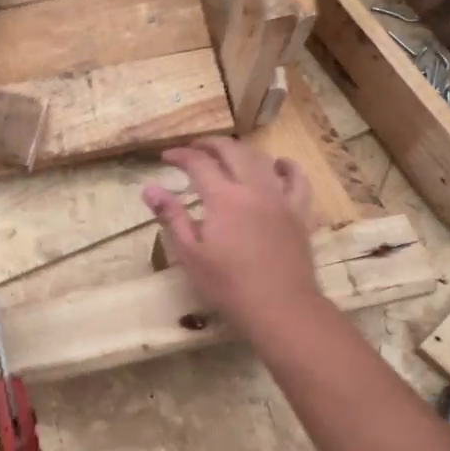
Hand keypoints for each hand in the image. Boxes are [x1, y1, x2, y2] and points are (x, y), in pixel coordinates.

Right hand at [142, 139, 320, 332]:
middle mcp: (253, 188)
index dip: (180, 156)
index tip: (166, 157)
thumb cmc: (227, 285)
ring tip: (226, 154)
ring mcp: (280, 198)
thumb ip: (172, 217)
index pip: (198, 163)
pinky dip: (287, 166)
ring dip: (241, 151)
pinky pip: (297, 180)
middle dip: (209, 144)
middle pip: (232, 151)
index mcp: (223, 198)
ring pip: (261, 159)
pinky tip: (279, 164)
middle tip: (193, 148)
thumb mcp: (190, 254)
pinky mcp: (299, 213)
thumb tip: (150, 188)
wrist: (279, 306)